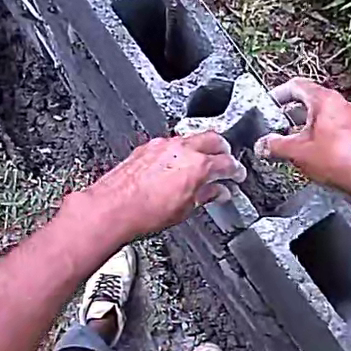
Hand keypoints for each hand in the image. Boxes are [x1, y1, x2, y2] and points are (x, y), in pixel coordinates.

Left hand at [70, 132, 246, 243]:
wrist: (113, 208)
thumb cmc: (144, 212)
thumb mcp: (185, 209)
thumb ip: (206, 195)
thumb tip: (217, 192)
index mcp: (198, 165)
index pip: (227, 163)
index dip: (236, 170)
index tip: (237, 176)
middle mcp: (181, 149)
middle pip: (213, 140)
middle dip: (223, 150)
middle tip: (226, 161)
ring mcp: (162, 145)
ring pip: (190, 139)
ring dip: (200, 149)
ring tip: (201, 165)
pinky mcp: (146, 148)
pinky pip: (170, 144)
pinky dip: (179, 152)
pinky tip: (176, 166)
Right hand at [254, 79, 350, 198]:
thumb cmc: (339, 159)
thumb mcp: (297, 152)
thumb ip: (275, 146)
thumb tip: (262, 145)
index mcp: (325, 100)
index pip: (296, 86)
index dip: (278, 94)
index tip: (268, 104)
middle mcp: (342, 105)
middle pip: (311, 101)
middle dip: (291, 114)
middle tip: (277, 126)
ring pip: (324, 117)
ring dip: (307, 127)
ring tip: (294, 143)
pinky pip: (336, 130)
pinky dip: (322, 136)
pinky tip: (316, 154)